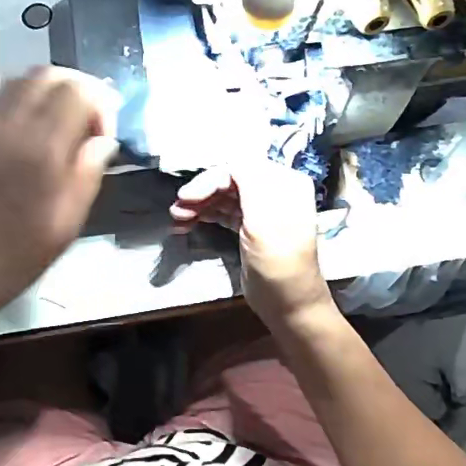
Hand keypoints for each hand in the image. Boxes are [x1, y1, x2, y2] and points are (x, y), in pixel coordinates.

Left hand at [0, 67, 120, 340]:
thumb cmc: (10, 260)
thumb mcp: (65, 225)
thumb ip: (88, 174)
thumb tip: (103, 141)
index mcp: (40, 147)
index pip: (78, 90)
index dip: (101, 103)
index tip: (104, 135)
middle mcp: (6, 125)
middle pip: (47, 74)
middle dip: (76, 89)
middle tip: (87, 123)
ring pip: (18, 83)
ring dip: (47, 95)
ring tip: (58, 131)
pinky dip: (21, 110)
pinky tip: (24, 147)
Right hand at [170, 161, 334, 327]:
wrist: (288, 306)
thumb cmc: (279, 264)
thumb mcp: (265, 221)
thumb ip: (250, 183)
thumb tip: (230, 159)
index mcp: (285, 182)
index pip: (240, 166)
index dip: (211, 179)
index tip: (186, 197)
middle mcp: (274, 190)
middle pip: (230, 179)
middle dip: (202, 192)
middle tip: (177, 210)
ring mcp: (261, 209)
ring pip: (223, 195)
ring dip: (199, 204)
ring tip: (177, 219)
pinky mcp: (250, 227)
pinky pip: (223, 212)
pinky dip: (204, 215)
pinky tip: (185, 224)